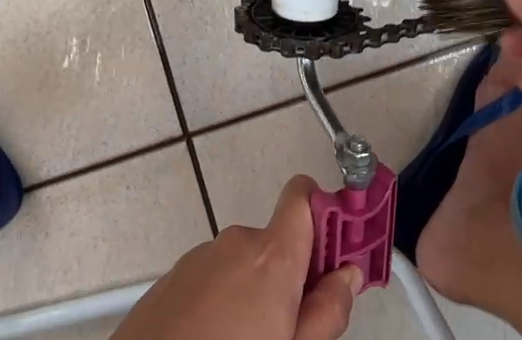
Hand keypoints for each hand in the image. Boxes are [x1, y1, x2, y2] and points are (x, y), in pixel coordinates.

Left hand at [113, 175, 360, 339]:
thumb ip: (328, 312)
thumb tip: (347, 278)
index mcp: (271, 256)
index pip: (304, 196)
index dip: (329, 213)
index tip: (343, 245)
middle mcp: (235, 243)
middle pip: (279, 243)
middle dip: (293, 275)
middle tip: (295, 324)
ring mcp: (201, 257)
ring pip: (246, 264)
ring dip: (256, 291)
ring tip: (250, 337)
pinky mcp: (175, 275)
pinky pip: (216, 276)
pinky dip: (225, 298)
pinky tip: (219, 337)